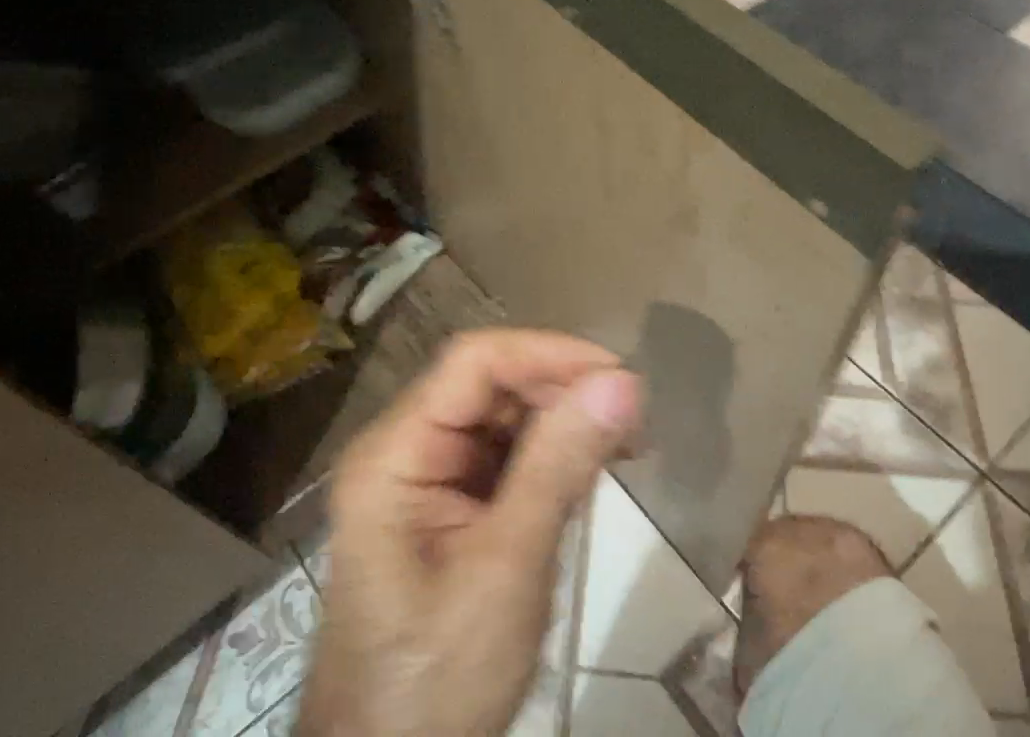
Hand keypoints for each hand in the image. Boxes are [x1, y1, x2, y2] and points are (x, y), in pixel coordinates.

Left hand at [299, 329, 643, 735]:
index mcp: (394, 454)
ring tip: (627, 446)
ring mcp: (423, 484)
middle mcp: (403, 453)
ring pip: (500, 422)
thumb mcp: (507, 566)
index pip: (473, 363)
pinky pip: (501, 462)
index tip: (622, 377)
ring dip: (561, 425)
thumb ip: (559, 467)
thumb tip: (622, 381)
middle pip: (487, 387)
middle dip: (561, 391)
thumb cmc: (441, 674)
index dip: (548, 354)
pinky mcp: (446, 512)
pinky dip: (549, 461)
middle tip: (635, 421)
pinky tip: (590, 473)